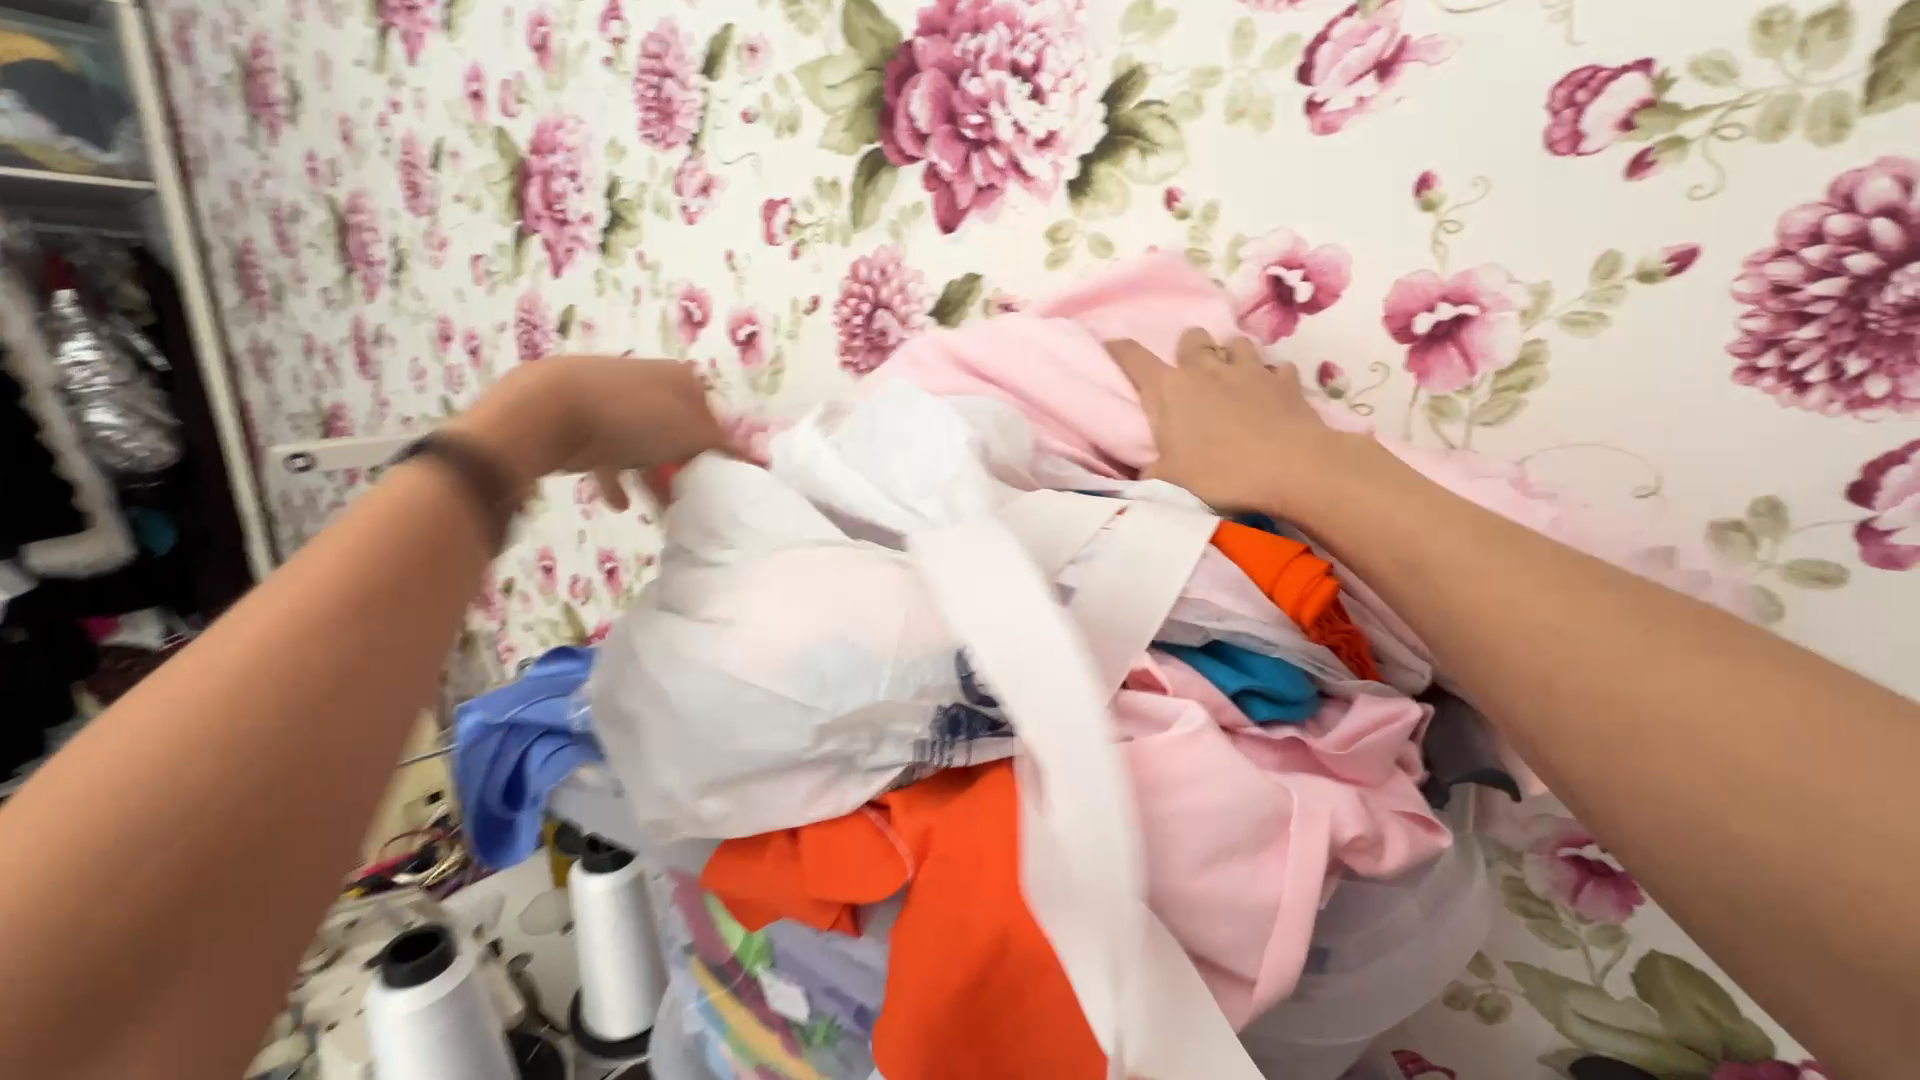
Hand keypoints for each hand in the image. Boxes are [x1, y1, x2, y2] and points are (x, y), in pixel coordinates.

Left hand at [453, 355, 727, 509]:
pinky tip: (619, 504)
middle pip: (677, 431)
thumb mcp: (691, 433)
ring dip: (653, 478)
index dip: (720, 447)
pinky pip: (608, 457)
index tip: (722, 478)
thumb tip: (762, 459)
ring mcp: (613, 403)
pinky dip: (617, 480)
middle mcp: (648, 385)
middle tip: (693, 497)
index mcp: (679, 378)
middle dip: (684, 466)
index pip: (713, 414)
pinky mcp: (582, 423)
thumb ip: (726, 448)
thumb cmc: (632, 417)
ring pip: (643, 446)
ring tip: (661, 510)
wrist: (547, 412)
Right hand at [1105, 328, 1360, 516]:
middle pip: (1191, 338)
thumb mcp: (1170, 482)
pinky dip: (1271, 377)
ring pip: (1236, 343)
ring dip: (1231, 356)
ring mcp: (1249, 370)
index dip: (1117, 349)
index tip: (1111, 345)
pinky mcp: (1285, 380)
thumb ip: (1153, 470)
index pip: (1132, 357)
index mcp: (1169, 390)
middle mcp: (1206, 369)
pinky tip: (1271, 394)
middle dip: (1189, 349)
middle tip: (1190, 374)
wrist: (1292, 468)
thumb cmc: (1221, 474)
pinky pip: (1275, 367)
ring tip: (1232, 378)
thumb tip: (1145, 473)